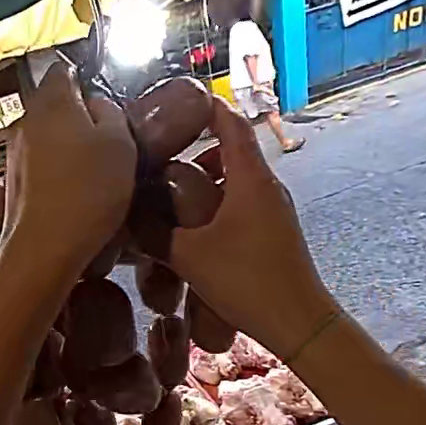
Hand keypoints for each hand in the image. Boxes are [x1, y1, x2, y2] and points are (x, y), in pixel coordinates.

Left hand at [0, 61, 135, 279]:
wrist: (45, 249)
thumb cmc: (84, 195)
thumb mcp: (121, 143)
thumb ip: (113, 113)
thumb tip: (100, 107)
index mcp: (52, 100)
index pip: (67, 69)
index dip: (90, 81)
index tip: (108, 101)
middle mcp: (26, 122)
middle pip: (59, 109)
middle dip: (85, 123)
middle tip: (113, 145)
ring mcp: (16, 156)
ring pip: (51, 142)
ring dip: (73, 153)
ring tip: (99, 179)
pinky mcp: (16, 187)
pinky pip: (44, 172)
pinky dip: (61, 180)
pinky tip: (80, 201)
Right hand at [170, 100, 337, 359]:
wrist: (297, 321)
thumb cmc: (245, 280)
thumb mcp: (189, 256)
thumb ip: (155, 235)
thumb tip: (127, 220)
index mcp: (251, 179)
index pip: (232, 124)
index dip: (208, 108)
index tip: (182, 103)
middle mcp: (268, 187)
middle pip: (234, 153)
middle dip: (200, 153)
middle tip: (166, 167)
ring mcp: (276, 211)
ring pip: (238, 182)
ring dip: (208, 184)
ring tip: (176, 204)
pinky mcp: (276, 232)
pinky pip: (244, 205)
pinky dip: (220, 205)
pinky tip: (198, 234)